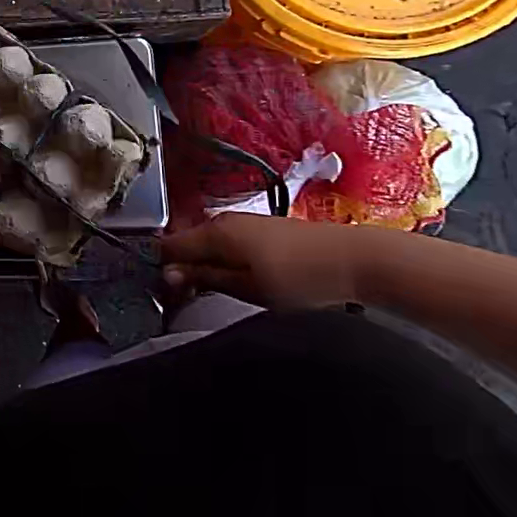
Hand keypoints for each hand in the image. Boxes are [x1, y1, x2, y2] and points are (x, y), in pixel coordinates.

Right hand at [159, 213, 368, 308]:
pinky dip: (221, 260)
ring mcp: (244, 223)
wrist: (354, 260)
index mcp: (216, 231)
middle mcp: (225, 220)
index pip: (171, 244)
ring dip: (202, 265)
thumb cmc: (299, 276)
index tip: (164, 291)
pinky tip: (232, 279)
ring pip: (208, 244)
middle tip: (185, 296)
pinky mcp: (260, 230)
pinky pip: (226, 243)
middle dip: (182, 267)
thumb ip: (206, 277)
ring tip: (210, 290)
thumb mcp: (247, 286)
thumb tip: (170, 273)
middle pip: (189, 242)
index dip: (162, 267)